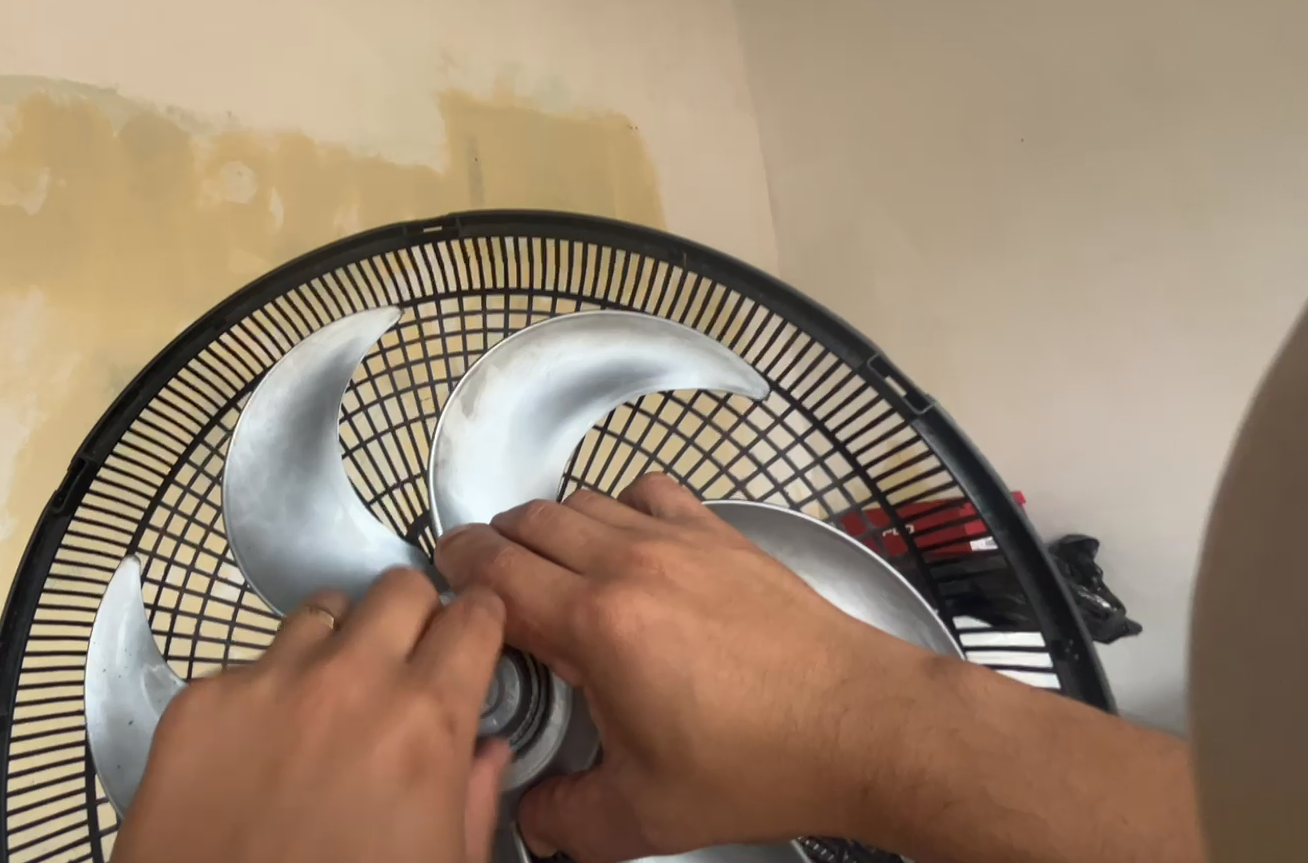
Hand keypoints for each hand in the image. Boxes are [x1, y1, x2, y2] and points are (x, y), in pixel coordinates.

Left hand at [115, 569, 513, 862]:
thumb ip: (475, 797)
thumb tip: (487, 745)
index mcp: (425, 720)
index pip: (472, 616)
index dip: (481, 617)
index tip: (475, 626)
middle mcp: (350, 678)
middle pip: (399, 586)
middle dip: (414, 613)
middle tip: (404, 656)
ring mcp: (269, 679)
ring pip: (323, 609)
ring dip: (339, 641)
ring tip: (326, 694)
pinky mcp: (202, 699)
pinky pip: (250, 664)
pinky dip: (267, 692)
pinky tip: (255, 747)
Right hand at [434, 473, 931, 859]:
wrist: (861, 724)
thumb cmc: (754, 766)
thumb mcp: (646, 815)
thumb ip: (565, 818)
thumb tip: (524, 815)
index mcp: (596, 625)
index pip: (494, 570)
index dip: (456, 565)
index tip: (446, 578)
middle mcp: (623, 563)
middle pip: (525, 523)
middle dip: (490, 543)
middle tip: (487, 574)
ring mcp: (669, 537)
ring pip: (575, 501)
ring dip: (546, 526)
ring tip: (548, 561)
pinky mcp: (710, 529)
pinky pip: (643, 490)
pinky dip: (617, 505)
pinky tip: (625, 539)